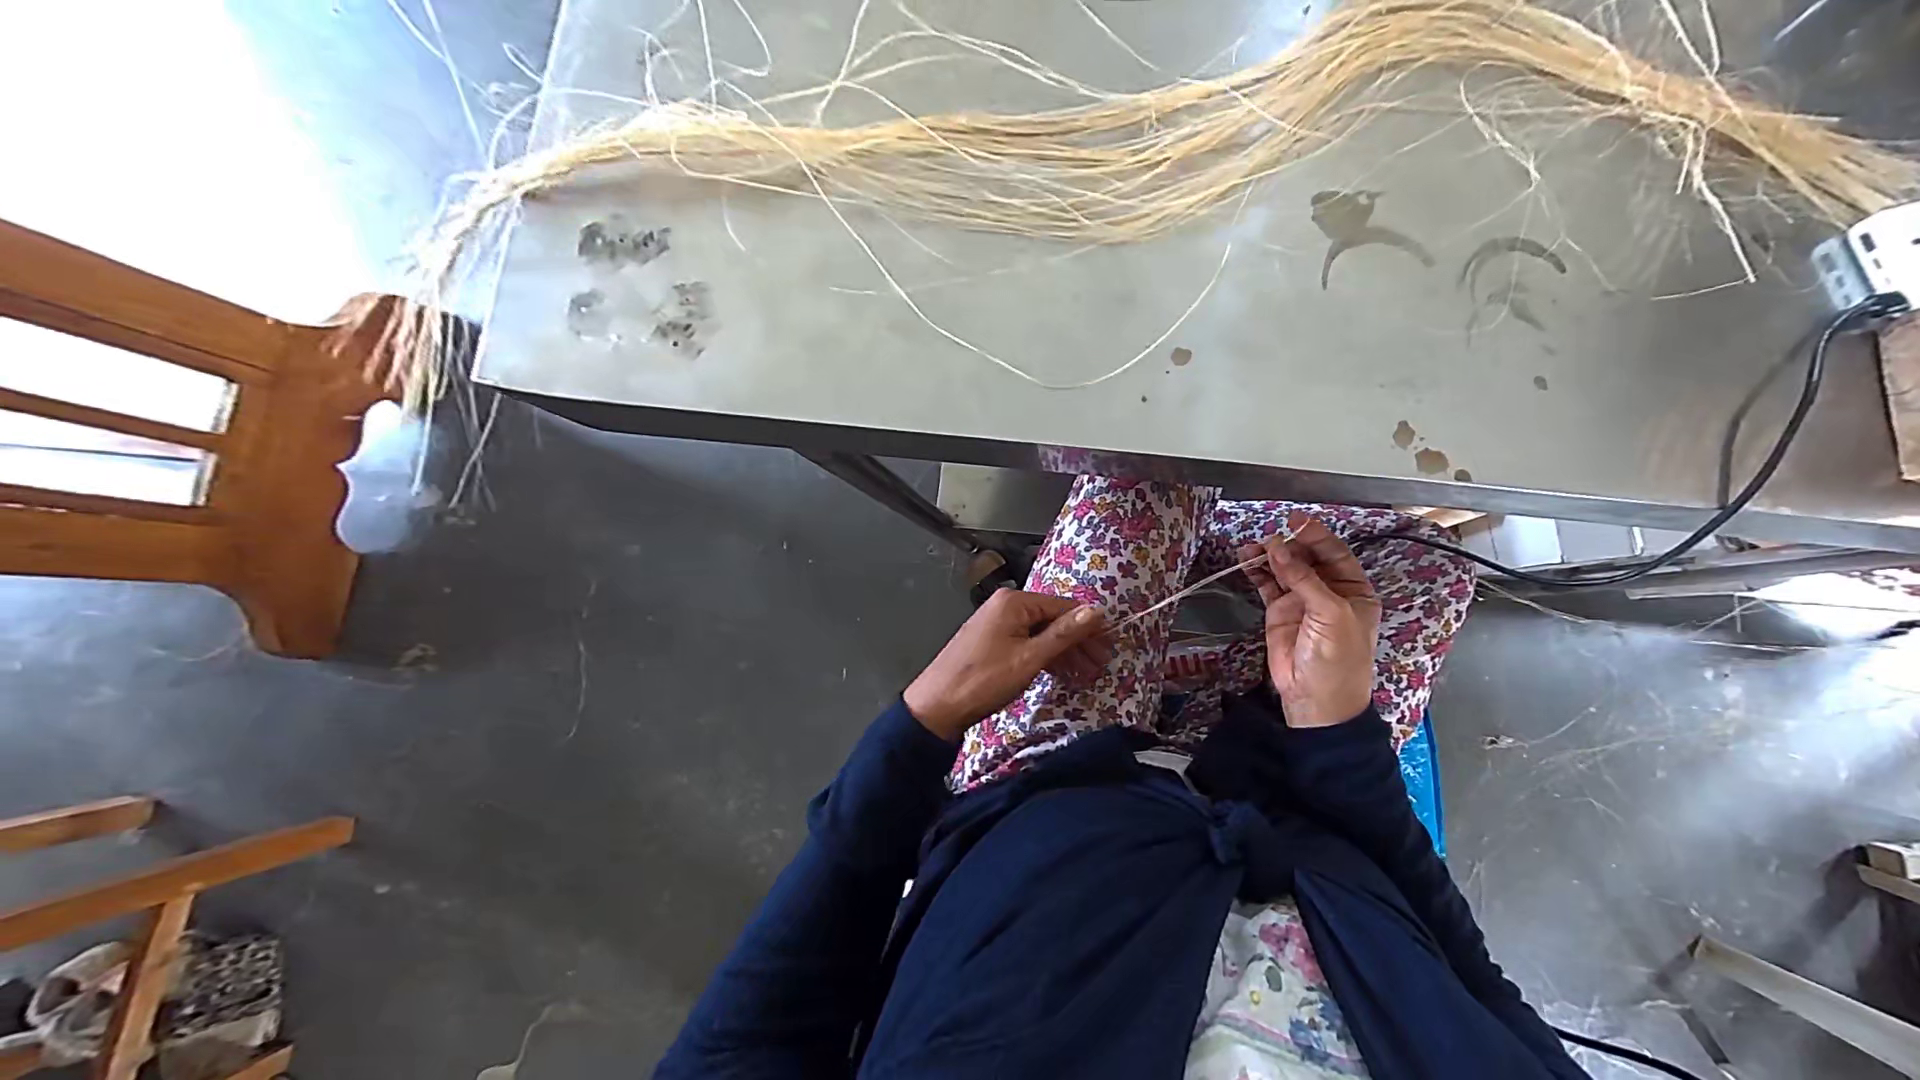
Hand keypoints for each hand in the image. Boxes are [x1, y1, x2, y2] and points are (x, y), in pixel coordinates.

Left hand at [903, 589, 1111, 740]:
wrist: (937, 707)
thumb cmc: (984, 681)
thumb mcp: (1030, 658)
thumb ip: (1064, 633)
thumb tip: (1096, 611)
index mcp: (1014, 602)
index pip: (1063, 606)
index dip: (1089, 626)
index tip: (1110, 646)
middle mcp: (1004, 606)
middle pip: (1052, 618)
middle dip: (1078, 642)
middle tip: (1100, 665)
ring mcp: (996, 624)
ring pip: (1040, 633)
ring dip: (1064, 652)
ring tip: (1085, 674)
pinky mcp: (991, 643)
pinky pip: (1026, 643)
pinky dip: (1044, 657)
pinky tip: (1060, 674)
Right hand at [1241, 514, 1380, 728]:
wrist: (1315, 697)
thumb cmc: (1337, 658)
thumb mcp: (1330, 615)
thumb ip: (1304, 580)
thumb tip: (1278, 548)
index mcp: (1353, 590)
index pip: (1335, 554)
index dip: (1316, 536)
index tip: (1295, 520)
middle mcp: (1328, 590)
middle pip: (1306, 558)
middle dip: (1288, 545)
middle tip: (1269, 538)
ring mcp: (1302, 600)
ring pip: (1283, 569)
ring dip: (1268, 556)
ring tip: (1251, 548)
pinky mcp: (1279, 611)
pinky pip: (1267, 584)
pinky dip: (1256, 572)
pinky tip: (1245, 560)